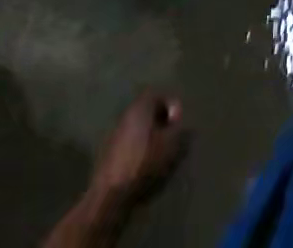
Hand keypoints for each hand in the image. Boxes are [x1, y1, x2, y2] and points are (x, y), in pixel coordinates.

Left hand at [89, 90, 188, 209]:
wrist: (109, 197)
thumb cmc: (144, 164)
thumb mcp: (171, 145)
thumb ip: (180, 129)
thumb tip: (184, 124)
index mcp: (139, 108)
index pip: (158, 95)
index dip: (172, 105)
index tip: (180, 122)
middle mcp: (125, 116)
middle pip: (147, 111)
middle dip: (162, 120)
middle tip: (174, 135)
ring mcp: (114, 135)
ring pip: (139, 127)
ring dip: (152, 135)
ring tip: (162, 152)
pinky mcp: (109, 154)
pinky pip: (130, 143)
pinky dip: (141, 148)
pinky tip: (147, 164)